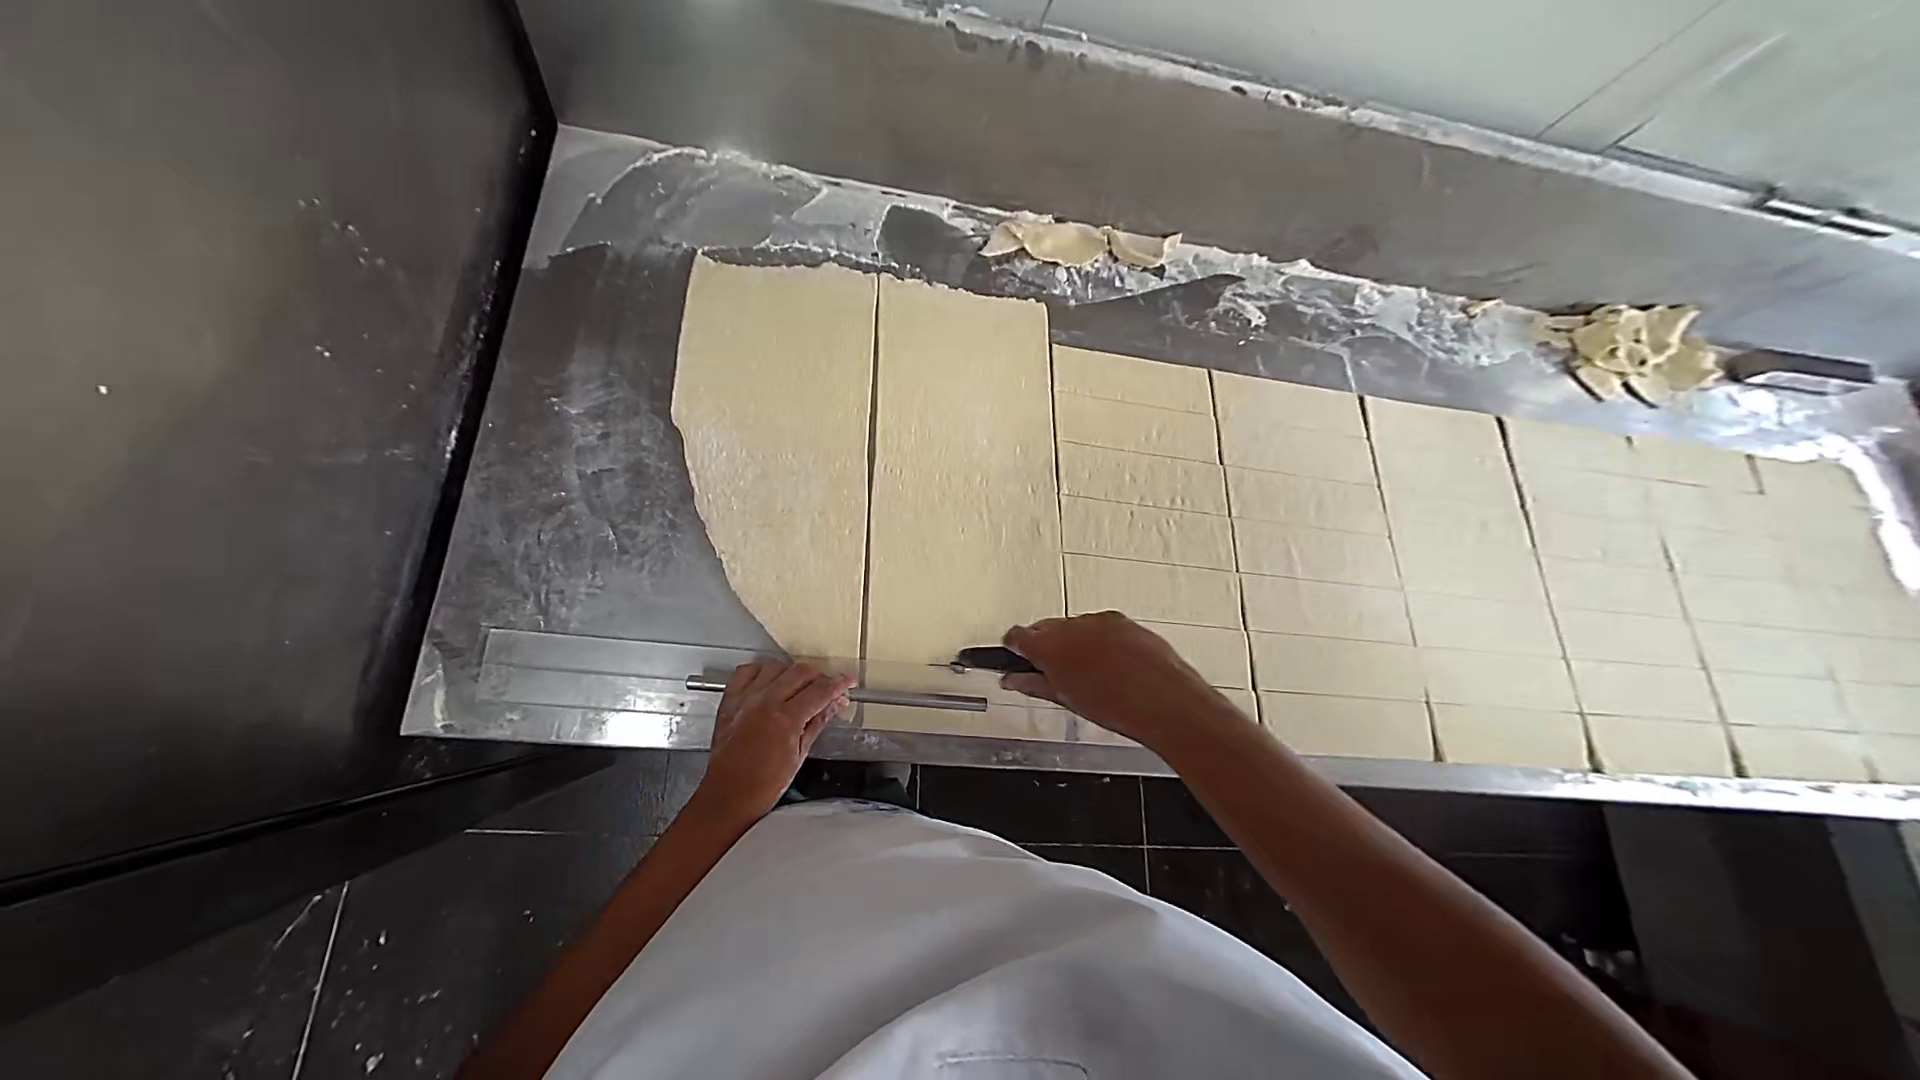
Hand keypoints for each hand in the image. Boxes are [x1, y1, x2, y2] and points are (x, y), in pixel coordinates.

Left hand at [693, 660, 853, 822]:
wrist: (727, 796)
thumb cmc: (763, 785)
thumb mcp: (799, 754)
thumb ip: (818, 722)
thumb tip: (836, 703)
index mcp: (785, 719)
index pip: (820, 690)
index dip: (839, 684)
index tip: (848, 682)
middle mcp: (765, 702)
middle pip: (800, 672)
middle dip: (819, 677)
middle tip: (827, 688)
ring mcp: (745, 699)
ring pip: (776, 666)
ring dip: (792, 673)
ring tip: (800, 687)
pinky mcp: (730, 701)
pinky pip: (746, 671)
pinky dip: (762, 671)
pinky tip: (770, 681)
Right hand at [1000, 611, 1253, 751]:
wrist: (1166, 702)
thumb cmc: (1119, 706)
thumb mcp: (1065, 699)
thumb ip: (1034, 684)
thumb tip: (1015, 679)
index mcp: (1050, 644)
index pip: (1017, 636)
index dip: (1013, 648)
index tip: (1014, 656)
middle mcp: (1073, 626)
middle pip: (1045, 629)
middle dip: (1044, 646)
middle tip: (1049, 672)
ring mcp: (1100, 621)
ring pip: (1074, 627)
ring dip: (1074, 644)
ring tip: (1087, 675)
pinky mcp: (1124, 622)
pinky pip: (1101, 627)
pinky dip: (1100, 642)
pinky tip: (1110, 667)